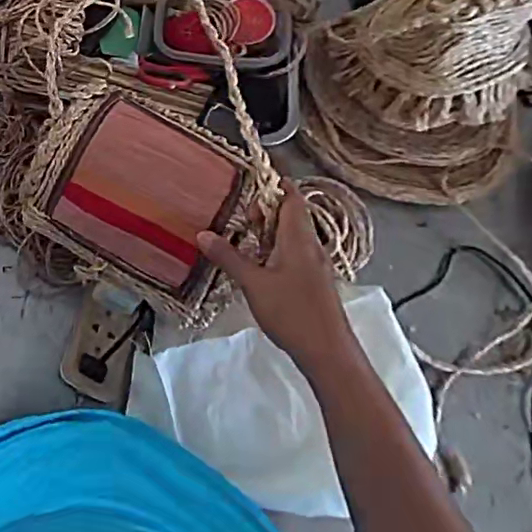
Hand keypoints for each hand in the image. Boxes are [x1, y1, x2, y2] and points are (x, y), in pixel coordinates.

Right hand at [197, 185, 358, 374]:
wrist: (330, 354)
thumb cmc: (293, 313)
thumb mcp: (253, 283)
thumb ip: (228, 256)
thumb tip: (202, 233)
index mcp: (298, 238)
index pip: (292, 198)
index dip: (275, 183)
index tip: (252, 177)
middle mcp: (310, 246)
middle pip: (290, 214)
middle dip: (265, 210)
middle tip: (240, 215)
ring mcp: (315, 265)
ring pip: (292, 236)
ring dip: (269, 232)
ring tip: (244, 238)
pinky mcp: (314, 282)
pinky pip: (294, 253)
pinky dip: (275, 249)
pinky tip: (258, 264)